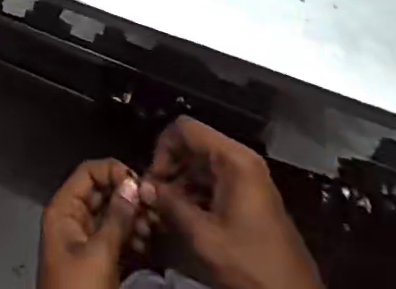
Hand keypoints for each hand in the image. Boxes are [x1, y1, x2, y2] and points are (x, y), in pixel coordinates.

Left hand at [39, 159, 142, 288]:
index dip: (112, 172)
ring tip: (154, 227)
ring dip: (134, 219)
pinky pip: (117, 239)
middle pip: (102, 193)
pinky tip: (150, 243)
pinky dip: (133, 238)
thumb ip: (116, 219)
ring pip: (112, 217)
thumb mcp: (99, 254)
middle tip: (155, 207)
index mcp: (64, 209)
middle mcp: (73, 219)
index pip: (87, 173)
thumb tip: (132, 184)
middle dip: (128, 197)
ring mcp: (86, 242)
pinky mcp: (99, 263)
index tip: (141, 184)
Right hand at [141, 119, 320, 288]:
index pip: (185, 129)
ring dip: (180, 182)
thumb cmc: (251, 266)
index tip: (153, 179)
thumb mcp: (204, 236)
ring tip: (165, 210)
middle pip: (192, 145)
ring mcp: (248, 180)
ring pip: (201, 165)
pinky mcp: (250, 198)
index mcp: (234, 160)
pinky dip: (195, 194)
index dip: (162, 148)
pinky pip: (214, 182)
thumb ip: (170, 205)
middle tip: (154, 196)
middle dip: (169, 168)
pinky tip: (183, 218)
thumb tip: (144, 187)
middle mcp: (242, 162)